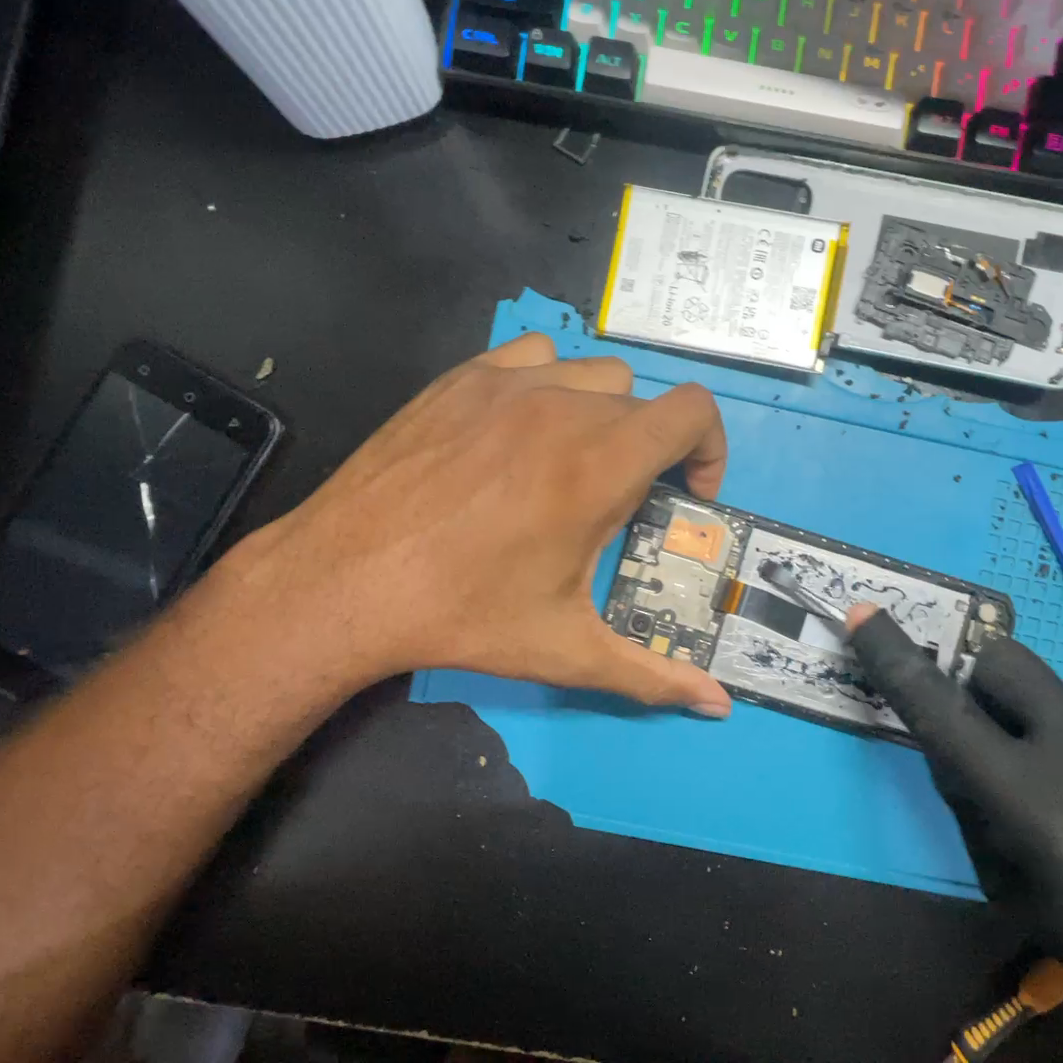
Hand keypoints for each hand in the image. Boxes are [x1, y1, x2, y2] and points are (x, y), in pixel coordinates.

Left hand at [216, 333, 733, 714]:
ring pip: (590, 374)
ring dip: (603, 412)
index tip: (686, 494)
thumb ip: (653, 676)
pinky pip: (532, 356)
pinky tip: (518, 432)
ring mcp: (507, 384)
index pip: (692, 412)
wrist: (344, 582)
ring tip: (571, 463)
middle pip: (642, 402)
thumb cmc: (464, 614)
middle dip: (650, 449)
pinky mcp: (460, 379)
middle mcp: (562, 407)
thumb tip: (718, 706)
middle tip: (617, 503)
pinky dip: (548, 382)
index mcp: (599, 464)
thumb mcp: (567, 651)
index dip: (709, 448)